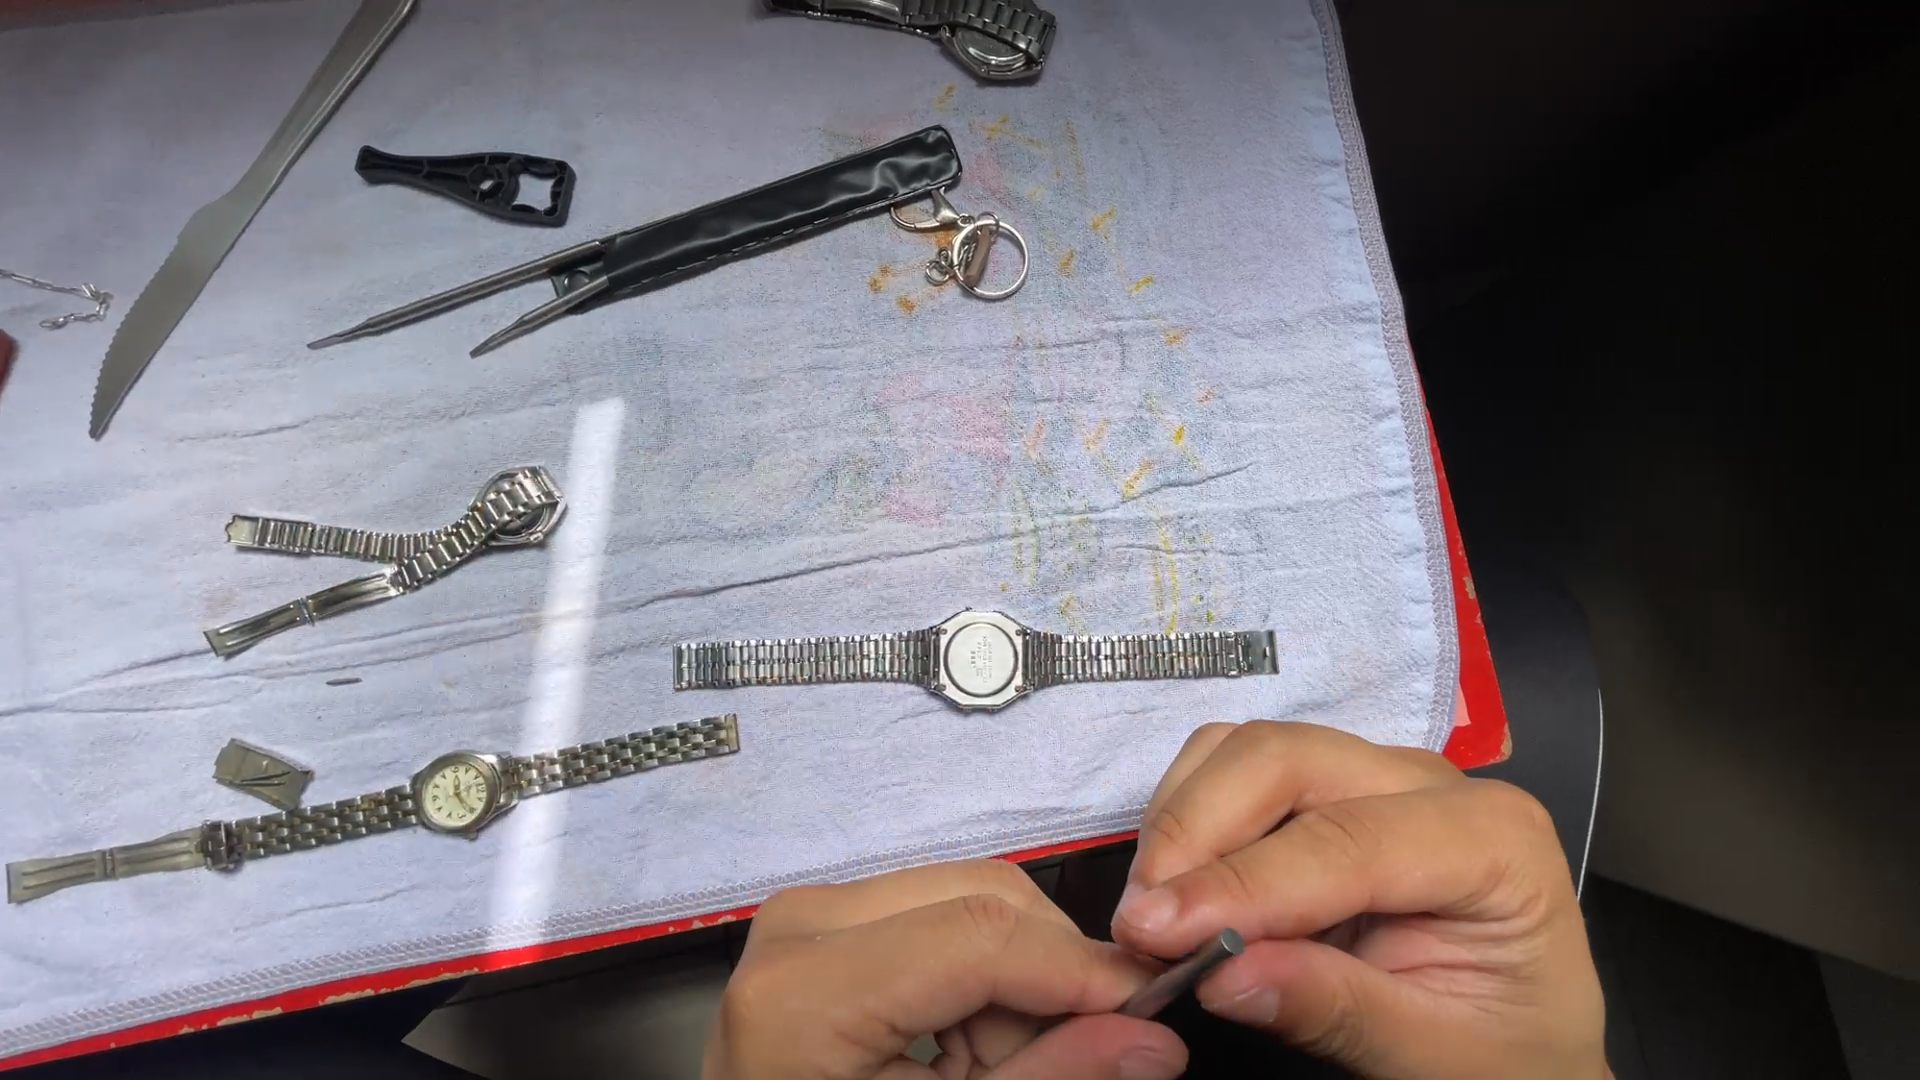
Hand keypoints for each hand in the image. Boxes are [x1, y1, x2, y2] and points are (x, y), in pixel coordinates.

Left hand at [705, 859, 1186, 1079]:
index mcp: (807, 989)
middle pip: (979, 894)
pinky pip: (935, 907)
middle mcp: (803, 918)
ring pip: (966, 892)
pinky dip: (973, 969)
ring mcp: (809, 906)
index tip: (1146, 1006)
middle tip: (1062, 1054)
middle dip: (1046, 972)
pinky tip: (957, 1039)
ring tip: (987, 1062)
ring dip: (1011, 974)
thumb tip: (1155, 1042)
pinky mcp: (823, 912)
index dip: (1076, 967)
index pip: (978, 935)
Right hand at [1112, 721, 1607, 1079]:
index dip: (1242, 882)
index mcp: (1488, 838)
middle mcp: (1421, 776)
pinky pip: (1226, 761)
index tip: (1154, 929)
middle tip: (1140, 918)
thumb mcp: (1441, 1058)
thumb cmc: (1499, 1051)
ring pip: (1241, 748)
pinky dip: (1183, 810)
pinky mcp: (1313, 775)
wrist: (1516, 1035)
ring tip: (1152, 903)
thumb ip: (1336, 1010)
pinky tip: (1176, 877)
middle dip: (1194, 830)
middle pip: (1280, 759)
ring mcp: (1361, 764)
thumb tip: (1219, 975)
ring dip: (1179, 817)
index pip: (1345, 840)